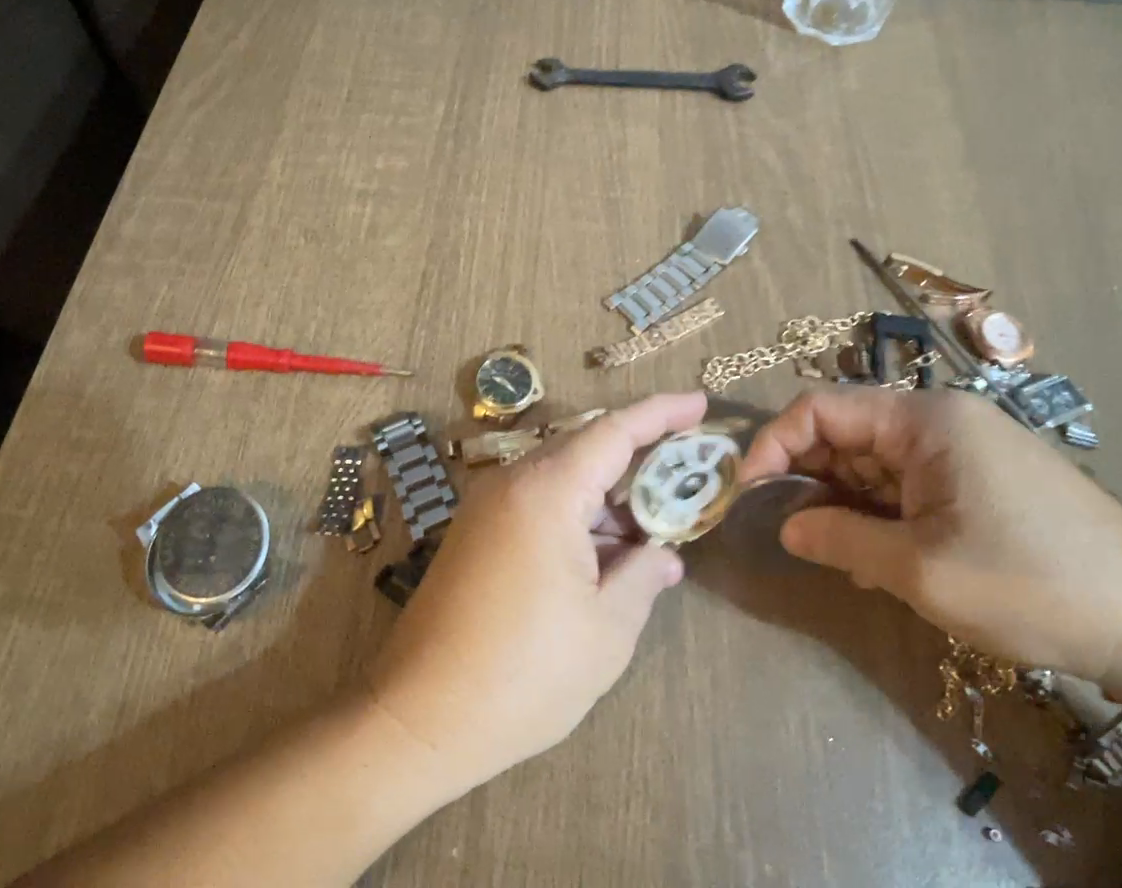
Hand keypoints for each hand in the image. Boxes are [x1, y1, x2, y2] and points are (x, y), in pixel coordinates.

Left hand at [364, 392, 703, 789]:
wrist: (421, 716)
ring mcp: (484, 512)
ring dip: (608, 503)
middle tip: (689, 480)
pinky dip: (576, 523)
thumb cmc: (525, 673)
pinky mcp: (473, 541)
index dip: (661, 413)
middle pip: (584, 452)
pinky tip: (608, 560)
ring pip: (560, 485)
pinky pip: (535, 511)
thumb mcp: (606, 629)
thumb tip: (663, 556)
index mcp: (546, 492)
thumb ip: (642, 577)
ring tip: (657, 535)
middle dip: (638, 463)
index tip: (701, 404)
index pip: (613, 431)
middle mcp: (509, 487)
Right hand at [742, 387, 1121, 695]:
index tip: (748, 494)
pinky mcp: (984, 483)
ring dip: (843, 503)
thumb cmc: (1030, 585)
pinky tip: (880, 560)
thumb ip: (838, 539)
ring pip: (874, 463)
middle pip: (847, 432)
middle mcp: (945, 422)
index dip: (774, 445)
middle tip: (791, 532)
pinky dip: (880, 516)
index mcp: (927, 421)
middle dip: (808, 478)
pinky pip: (908, 486)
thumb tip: (787, 527)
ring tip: (838, 556)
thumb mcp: (918, 570)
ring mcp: (968, 452)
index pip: (822, 408)